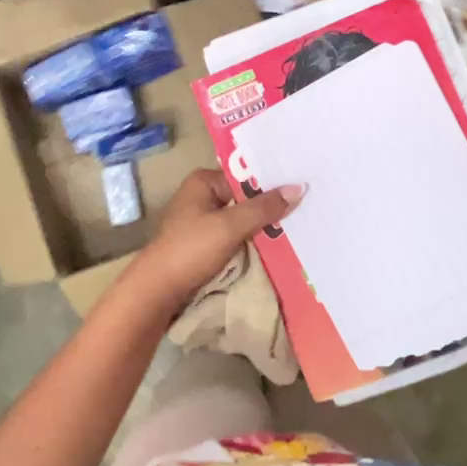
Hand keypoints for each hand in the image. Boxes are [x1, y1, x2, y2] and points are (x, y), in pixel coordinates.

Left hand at [121, 170, 302, 304]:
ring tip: (299, 225)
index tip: (303, 187)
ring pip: (241, 218)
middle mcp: (201, 196)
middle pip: (244, 197)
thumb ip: (263, 208)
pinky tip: (275, 243)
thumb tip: (299, 188)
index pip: (245, 175)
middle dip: (269, 206)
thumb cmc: (191, 249)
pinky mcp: (204, 243)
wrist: (159, 289)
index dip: (272, 182)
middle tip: (307, 207)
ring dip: (262, 225)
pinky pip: (234, 235)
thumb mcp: (230, 226)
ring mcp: (201, 221)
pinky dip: (251, 240)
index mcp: (203, 181)